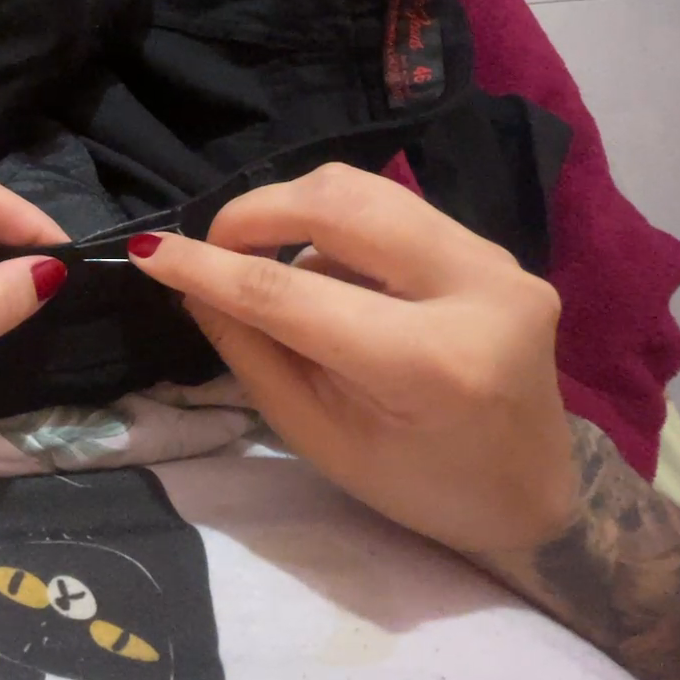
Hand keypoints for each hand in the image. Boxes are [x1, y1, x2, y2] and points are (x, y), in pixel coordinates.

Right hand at [128, 163, 576, 554]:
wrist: (534, 492)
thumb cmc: (412, 481)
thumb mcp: (310, 431)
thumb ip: (246, 346)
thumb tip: (188, 280)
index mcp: (432, 365)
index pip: (289, 292)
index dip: (206, 266)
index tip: (146, 252)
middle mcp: (478, 290)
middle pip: (335, 203)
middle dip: (252, 214)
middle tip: (213, 249)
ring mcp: (494, 257)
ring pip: (358, 188)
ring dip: (287, 211)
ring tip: (261, 256)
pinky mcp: (489, 245)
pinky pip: (383, 204)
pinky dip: (325, 224)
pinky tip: (321, 271)